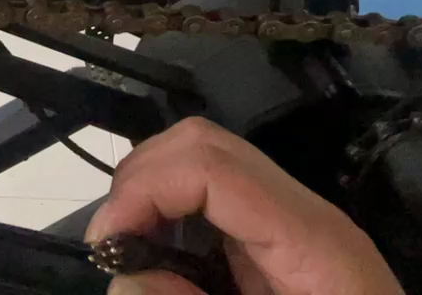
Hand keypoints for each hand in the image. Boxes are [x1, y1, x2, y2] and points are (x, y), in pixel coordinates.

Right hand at [87, 118, 402, 294]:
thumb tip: (125, 276)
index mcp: (314, 242)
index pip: (211, 164)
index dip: (145, 187)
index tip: (106, 243)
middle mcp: (302, 213)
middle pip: (201, 145)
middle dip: (141, 183)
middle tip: (112, 247)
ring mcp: (291, 224)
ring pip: (200, 161)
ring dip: (151, 196)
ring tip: (131, 255)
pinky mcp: (280, 245)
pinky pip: (211, 199)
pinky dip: (171, 216)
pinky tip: (164, 263)